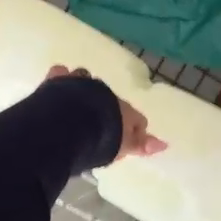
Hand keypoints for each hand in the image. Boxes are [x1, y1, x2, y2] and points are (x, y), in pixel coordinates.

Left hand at [46, 66, 167, 158]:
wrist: (71, 124)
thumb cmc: (102, 139)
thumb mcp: (123, 146)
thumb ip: (141, 144)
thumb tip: (164, 144)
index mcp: (123, 108)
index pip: (135, 116)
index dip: (133, 126)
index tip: (127, 137)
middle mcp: (104, 91)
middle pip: (109, 99)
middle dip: (105, 108)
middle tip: (97, 124)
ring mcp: (81, 83)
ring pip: (86, 82)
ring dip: (83, 91)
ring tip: (75, 106)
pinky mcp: (59, 80)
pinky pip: (61, 74)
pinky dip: (60, 79)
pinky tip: (55, 87)